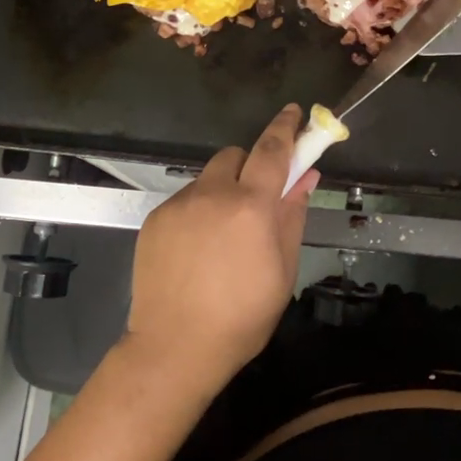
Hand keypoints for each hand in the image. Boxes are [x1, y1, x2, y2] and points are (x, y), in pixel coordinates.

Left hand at [125, 105, 316, 390]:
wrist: (175, 347)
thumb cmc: (242, 317)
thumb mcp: (283, 270)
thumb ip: (293, 216)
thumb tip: (306, 177)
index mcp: (252, 206)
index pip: (273, 149)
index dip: (286, 127)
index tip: (294, 112)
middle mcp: (213, 194)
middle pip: (235, 156)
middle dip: (250, 167)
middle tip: (257, 200)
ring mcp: (178, 205)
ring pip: (207, 179)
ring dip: (222, 191)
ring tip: (222, 236)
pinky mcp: (154, 220)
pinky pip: (184, 201)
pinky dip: (197, 212)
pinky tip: (196, 251)